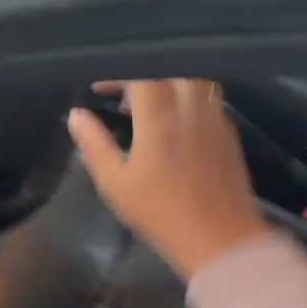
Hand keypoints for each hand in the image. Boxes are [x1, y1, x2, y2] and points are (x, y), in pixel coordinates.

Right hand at [67, 79, 267, 278]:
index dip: (119, 74)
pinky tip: (171, 120)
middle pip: (174, 70)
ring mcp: (216, 119)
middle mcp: (192, 111)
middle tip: (122, 93)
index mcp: (161, 121)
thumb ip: (94, 144)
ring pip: (196, 80)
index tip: (98, 87)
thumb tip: (76, 115)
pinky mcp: (229, 132)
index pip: (144, 75)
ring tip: (147, 104)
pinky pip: (209, 98)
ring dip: (169, 82)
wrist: (218, 237)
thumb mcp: (113, 182)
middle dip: (145, 74)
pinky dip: (187, 97)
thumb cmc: (158, 212)